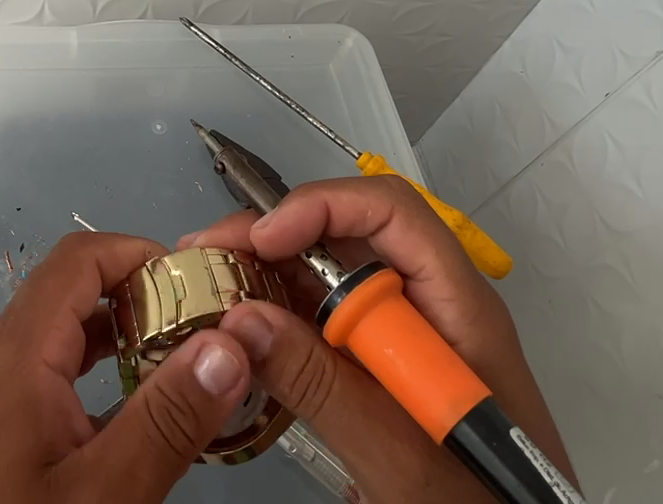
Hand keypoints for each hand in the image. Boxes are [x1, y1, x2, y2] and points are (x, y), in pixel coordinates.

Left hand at [0, 231, 253, 503]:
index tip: (198, 284)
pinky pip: (58, 368)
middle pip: (76, 287)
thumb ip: (167, 419)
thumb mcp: (103, 492)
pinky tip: (141, 402)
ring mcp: (1, 387)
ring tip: (183, 358)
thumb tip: (228, 346)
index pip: (81, 259)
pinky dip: (104, 367)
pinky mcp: (4, 420)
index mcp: (21, 350)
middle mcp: (5, 354)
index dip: (140, 254)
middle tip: (202, 323)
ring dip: (126, 331)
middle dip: (142, 292)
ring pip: (69, 329)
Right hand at [183, 176, 574, 502]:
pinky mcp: (378, 356)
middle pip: (348, 229)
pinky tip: (237, 323)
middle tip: (206, 252)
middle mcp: (426, 298)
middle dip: (275, 232)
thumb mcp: (399, 454)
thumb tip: (238, 318)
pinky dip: (276, 310)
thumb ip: (322, 387)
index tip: (261, 240)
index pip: (390, 212)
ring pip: (328, 267)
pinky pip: (322, 312)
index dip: (321, 207)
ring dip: (267, 267)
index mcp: (455, 302)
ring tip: (208, 280)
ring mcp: (400, 327)